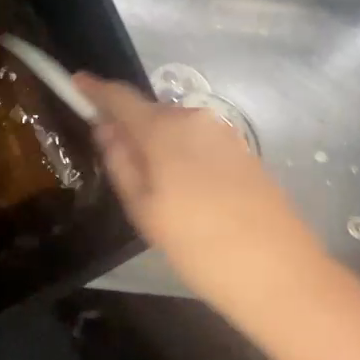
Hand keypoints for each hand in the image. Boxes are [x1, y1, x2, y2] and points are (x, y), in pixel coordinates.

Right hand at [74, 73, 320, 300]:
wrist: (283, 276)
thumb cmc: (200, 246)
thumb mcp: (144, 211)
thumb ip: (120, 163)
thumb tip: (107, 130)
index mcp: (163, 129)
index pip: (119, 96)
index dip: (95, 89)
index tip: (76, 83)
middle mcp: (194, 119)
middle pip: (149, 112)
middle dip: (130, 126)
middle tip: (119, 163)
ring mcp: (224, 133)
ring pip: (176, 128)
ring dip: (159, 144)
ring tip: (159, 190)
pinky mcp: (245, 151)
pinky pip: (200, 142)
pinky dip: (184, 156)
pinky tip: (190, 195)